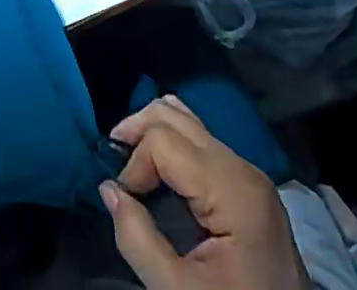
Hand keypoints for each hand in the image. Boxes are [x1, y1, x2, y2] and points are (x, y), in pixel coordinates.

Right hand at [100, 95, 307, 289]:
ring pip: (187, 120)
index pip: (165, 141)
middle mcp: (243, 167)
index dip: (134, 164)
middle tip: (113, 165)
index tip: (125, 202)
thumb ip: (137, 239)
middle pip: (175, 116)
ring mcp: (248, 172)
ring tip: (129, 162)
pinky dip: (170, 142)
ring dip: (151, 134)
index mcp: (233, 190)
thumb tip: (109, 190)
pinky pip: (200, 139)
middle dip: (137, 132)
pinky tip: (155, 165)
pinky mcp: (245, 182)